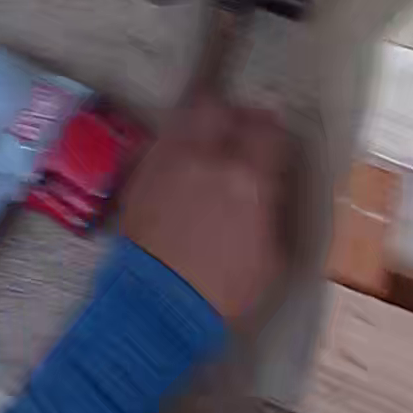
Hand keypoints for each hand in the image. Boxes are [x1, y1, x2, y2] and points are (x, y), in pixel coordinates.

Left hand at [120, 94, 288, 320]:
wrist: (159, 303)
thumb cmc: (222, 290)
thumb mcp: (270, 257)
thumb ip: (271, 210)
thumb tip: (271, 188)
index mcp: (248, 180)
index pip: (266, 131)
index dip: (272, 128)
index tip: (272, 135)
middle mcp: (206, 159)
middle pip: (220, 109)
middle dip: (233, 113)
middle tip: (238, 126)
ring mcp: (168, 162)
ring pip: (185, 118)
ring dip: (201, 121)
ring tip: (207, 137)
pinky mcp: (141, 173)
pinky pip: (160, 141)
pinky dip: (174, 142)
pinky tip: (180, 159)